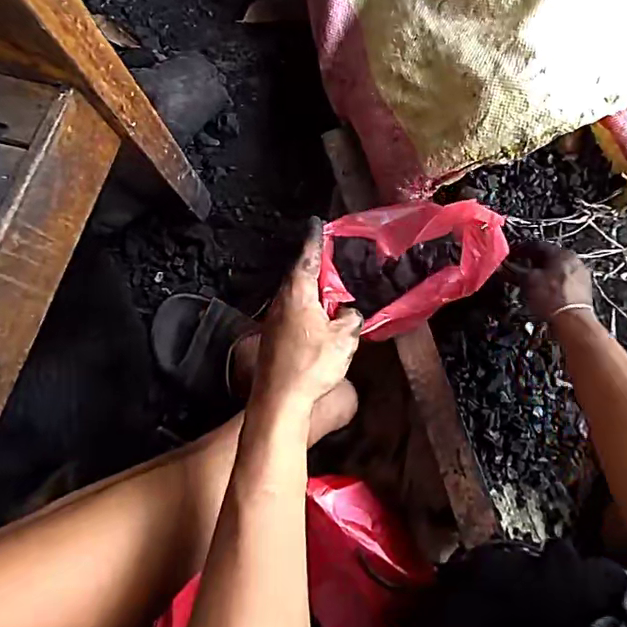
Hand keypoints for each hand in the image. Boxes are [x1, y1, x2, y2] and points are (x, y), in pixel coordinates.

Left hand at [252, 220, 363, 412]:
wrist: (279, 401)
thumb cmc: (309, 367)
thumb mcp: (344, 338)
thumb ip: (351, 317)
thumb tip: (350, 313)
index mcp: (298, 294)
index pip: (307, 257)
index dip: (316, 240)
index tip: (318, 225)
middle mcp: (282, 303)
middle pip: (301, 275)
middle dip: (319, 269)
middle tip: (337, 264)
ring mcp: (275, 321)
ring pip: (298, 297)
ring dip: (315, 293)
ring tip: (335, 297)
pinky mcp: (274, 339)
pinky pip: (294, 314)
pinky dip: (309, 311)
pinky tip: (322, 324)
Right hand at [504, 240, 594, 323]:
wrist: (573, 322)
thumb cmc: (551, 297)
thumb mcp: (528, 281)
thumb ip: (517, 271)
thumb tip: (507, 268)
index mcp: (562, 253)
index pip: (538, 246)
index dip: (521, 250)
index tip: (512, 255)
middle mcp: (575, 261)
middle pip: (550, 257)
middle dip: (534, 262)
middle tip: (521, 268)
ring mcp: (581, 276)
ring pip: (558, 270)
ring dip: (545, 274)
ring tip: (532, 282)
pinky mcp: (584, 290)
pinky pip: (565, 282)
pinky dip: (554, 284)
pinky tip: (546, 292)